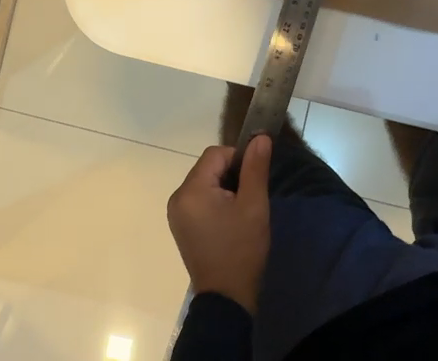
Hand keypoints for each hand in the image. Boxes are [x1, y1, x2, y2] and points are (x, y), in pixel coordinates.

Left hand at [167, 135, 270, 311]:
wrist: (226, 299)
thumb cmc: (241, 250)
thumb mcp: (254, 206)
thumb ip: (255, 168)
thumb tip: (260, 137)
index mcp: (192, 189)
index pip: (216, 154)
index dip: (238, 159)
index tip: (254, 179)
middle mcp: (178, 196)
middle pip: (208, 167)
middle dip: (231, 175)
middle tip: (249, 198)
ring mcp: (176, 212)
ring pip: (204, 183)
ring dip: (224, 188)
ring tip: (240, 212)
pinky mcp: (180, 225)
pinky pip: (198, 199)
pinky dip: (214, 201)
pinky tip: (228, 221)